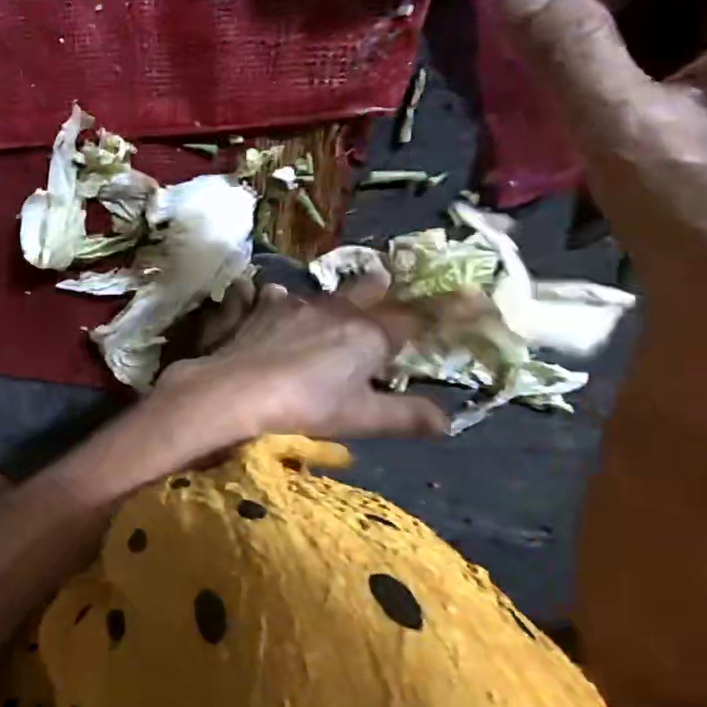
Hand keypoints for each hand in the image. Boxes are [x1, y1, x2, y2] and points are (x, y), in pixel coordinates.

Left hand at [151, 277, 448, 445]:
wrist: (238, 390)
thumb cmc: (307, 406)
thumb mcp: (362, 418)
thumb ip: (405, 416)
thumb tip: (448, 421)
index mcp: (369, 335)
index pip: (414, 318)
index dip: (443, 309)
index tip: (467, 296)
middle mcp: (338, 310)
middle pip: (369, 290)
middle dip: (380, 289)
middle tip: (385, 285)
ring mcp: (299, 304)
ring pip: (326, 293)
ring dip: (336, 299)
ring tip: (335, 305)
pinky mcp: (265, 307)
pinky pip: (280, 296)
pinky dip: (285, 302)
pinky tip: (279, 309)